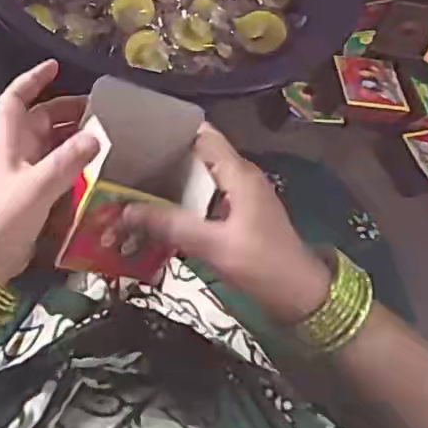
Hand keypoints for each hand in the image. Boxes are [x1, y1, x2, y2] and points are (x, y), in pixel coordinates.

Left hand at [0, 60, 98, 282]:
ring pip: (49, 143)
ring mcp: (22, 173)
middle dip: (66, 109)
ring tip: (103, 134)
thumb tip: (96, 136)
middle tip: (99, 109)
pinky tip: (94, 166)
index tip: (55, 66)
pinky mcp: (31, 193)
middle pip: (40, 119)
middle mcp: (14, 152)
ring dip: (72, 135)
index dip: (32, 79)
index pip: (15, 99)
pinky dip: (73, 160)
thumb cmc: (3, 219)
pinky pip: (55, 166)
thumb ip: (66, 163)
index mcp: (8, 142)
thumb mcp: (36, 188)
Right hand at [121, 124, 334, 323]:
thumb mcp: (215, 246)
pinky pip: (201, 195)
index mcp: (237, 173)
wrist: (303, 299)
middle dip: (161, 156)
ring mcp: (238, 195)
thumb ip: (171, 225)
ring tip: (131, 183)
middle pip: (195, 153)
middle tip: (124, 162)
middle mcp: (238, 176)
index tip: (136, 133)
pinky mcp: (236, 213)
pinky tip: (156, 210)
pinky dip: (179, 198)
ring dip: (168, 179)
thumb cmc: (265, 266)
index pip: (201, 133)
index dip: (169, 128)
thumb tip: (125, 211)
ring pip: (196, 175)